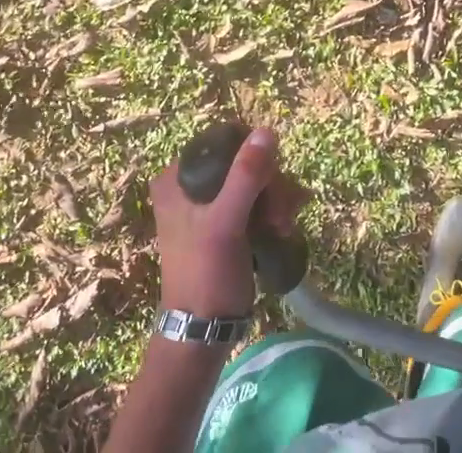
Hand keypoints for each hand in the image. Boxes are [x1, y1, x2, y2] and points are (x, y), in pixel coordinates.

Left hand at [150, 128, 305, 316]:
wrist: (204, 330)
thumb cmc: (206, 275)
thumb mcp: (226, 223)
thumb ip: (245, 177)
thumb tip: (266, 131)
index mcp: (177, 178)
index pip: (226, 142)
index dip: (255, 158)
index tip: (270, 185)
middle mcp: (190, 185)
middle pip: (246, 162)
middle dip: (271, 186)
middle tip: (280, 215)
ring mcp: (209, 204)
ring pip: (257, 181)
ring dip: (277, 200)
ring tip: (284, 227)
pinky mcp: (227, 222)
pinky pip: (258, 200)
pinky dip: (274, 210)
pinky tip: (284, 229)